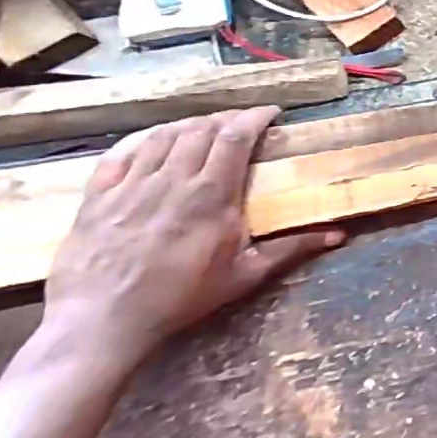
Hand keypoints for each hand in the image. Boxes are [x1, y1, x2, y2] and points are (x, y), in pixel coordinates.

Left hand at [43, 107, 343, 363]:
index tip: (272, 113)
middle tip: (243, 121)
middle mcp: (172, 182)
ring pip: (163, 136)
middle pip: (201, 129)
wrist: (101, 324)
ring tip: (205, 127)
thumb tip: (339, 235)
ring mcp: (130, 188)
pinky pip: (119, 155)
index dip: (255, 117)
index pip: (236, 137)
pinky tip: (154, 140)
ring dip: (189, 124)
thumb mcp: (245, 273)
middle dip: (226, 118)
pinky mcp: (97, 199)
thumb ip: (292, 248)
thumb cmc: (181, 297)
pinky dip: (142, 140)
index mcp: (212, 195)